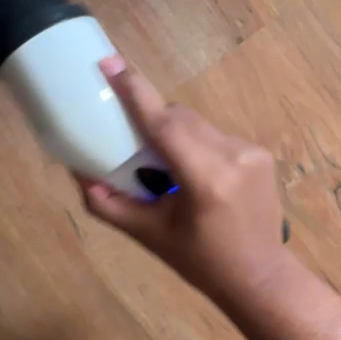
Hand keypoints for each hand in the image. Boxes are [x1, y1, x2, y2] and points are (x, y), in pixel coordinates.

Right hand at [79, 55, 293, 297]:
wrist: (261, 277)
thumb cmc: (201, 262)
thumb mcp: (150, 236)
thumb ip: (110, 204)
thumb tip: (79, 174)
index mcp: (206, 178)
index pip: (163, 124)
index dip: (135, 91)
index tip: (111, 62)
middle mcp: (232, 156)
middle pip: (180, 118)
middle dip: (152, 119)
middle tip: (130, 139)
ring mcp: (251, 151)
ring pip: (198, 124)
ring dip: (175, 133)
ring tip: (165, 167)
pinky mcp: (260, 153)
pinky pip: (215, 135)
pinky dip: (197, 145)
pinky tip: (194, 175)